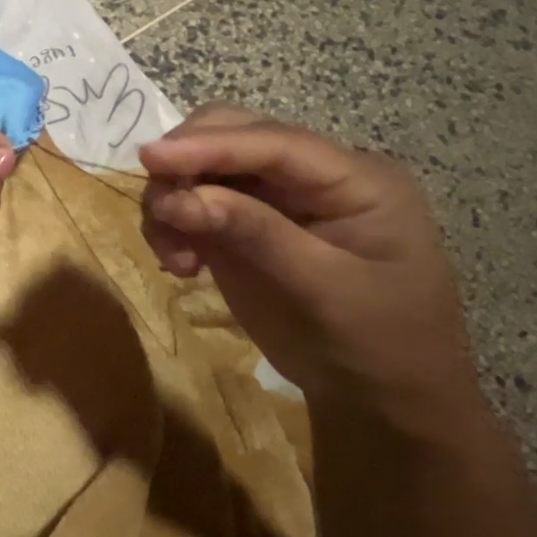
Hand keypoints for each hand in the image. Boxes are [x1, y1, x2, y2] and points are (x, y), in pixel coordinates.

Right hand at [138, 104, 485, 433]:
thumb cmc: (378, 344)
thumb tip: (176, 198)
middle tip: (160, 209)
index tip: (149, 158)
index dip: (209, 146)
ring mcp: (275, 197)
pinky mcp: (243, 222)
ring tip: (174, 256)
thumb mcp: (324, 289)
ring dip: (173, 198)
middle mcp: (312, 174)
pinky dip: (172, 223)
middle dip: (186, 163)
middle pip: (231, 134)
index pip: (274, 142)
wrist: (387, 402)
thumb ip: (254, 233)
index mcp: (356, 178)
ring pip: (202, 165)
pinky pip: (192, 200)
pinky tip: (180, 264)